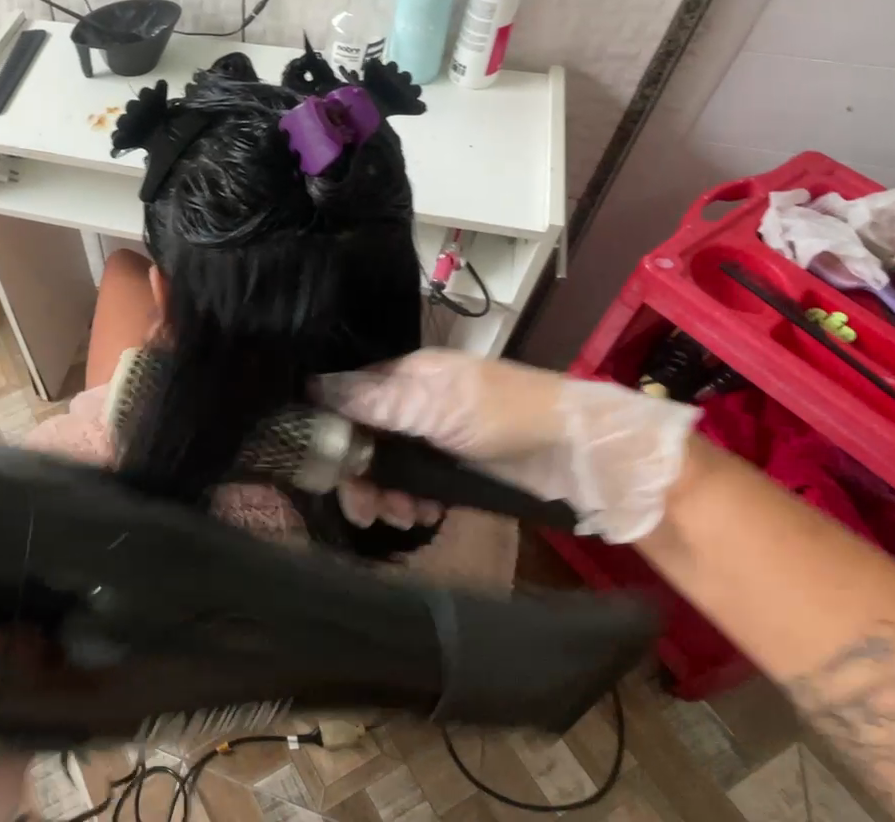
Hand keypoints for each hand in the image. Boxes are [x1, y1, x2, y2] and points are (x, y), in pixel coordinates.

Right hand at [318, 349, 699, 543]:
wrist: (582, 455)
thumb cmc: (507, 418)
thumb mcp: (436, 407)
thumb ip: (375, 401)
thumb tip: (312, 386)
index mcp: (409, 376)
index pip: (349, 397)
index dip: (332, 430)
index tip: (321, 466)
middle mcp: (416, 403)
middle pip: (365, 438)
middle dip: (360, 474)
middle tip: (363, 511)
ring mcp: (436, 437)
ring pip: (388, 467)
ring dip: (386, 494)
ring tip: (401, 517)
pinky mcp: (455, 468)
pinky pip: (417, 485)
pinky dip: (413, 501)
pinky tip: (423, 515)